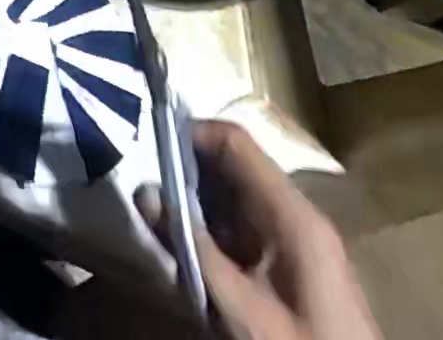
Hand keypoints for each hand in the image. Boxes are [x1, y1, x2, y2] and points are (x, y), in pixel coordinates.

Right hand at [138, 121, 381, 339]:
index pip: (236, 143)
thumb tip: (144, 192)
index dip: (193, 134)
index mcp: (291, 212)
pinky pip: (245, 224)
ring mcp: (298, 237)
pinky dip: (214, 226)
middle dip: (188, 169)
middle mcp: (296, 212)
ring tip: (157, 212)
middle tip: (145, 181)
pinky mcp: (294, 263)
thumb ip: (193, 249)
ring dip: (197, 199)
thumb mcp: (241, 308)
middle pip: (235, 165)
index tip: (151, 145)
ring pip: (237, 195)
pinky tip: (187, 245)